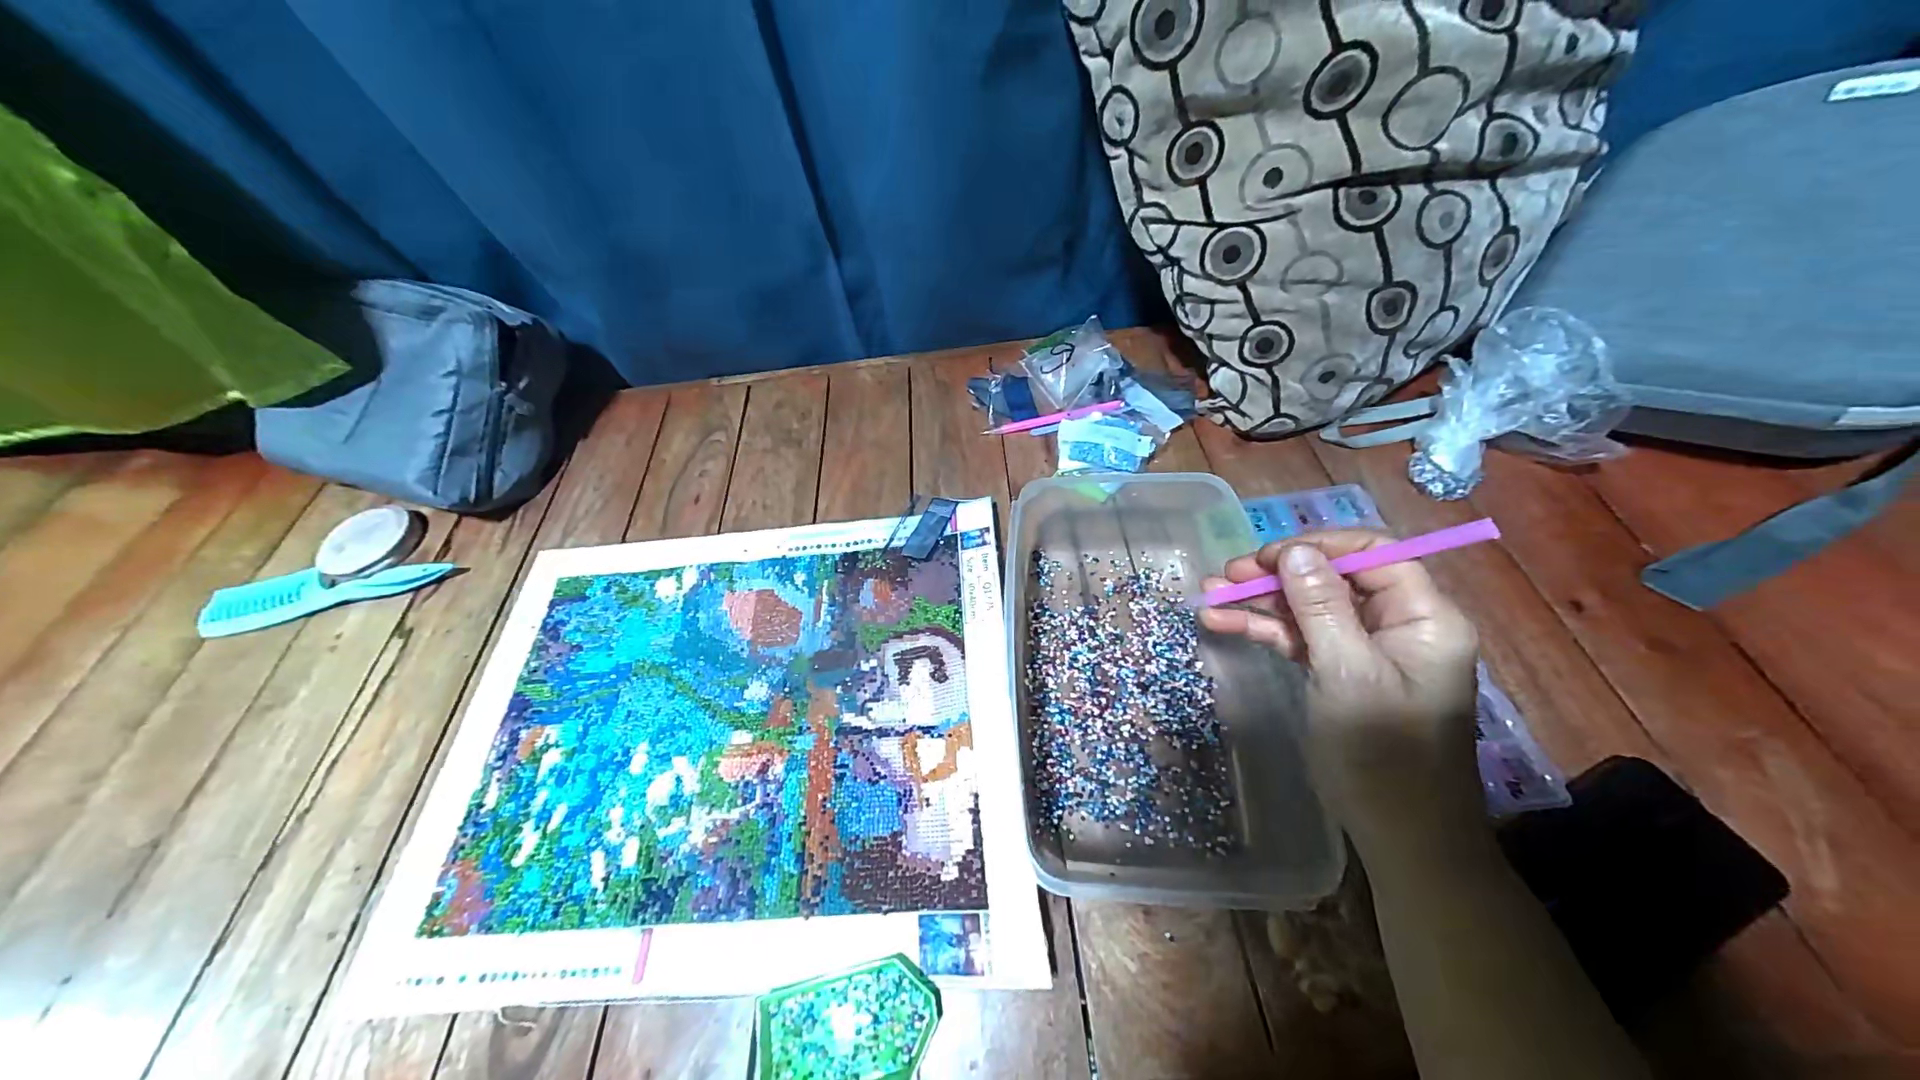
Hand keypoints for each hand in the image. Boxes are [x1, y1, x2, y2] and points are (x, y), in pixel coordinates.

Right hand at [1199, 530, 1482, 846]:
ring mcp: (1366, 649)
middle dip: (1277, 575)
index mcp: (1423, 617)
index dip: (1318, 548)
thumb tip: (1293, 551)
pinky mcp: (1340, 671)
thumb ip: (1320, 607)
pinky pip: (1301, 638)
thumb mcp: (1347, 672)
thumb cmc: (1383, 750)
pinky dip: (1265, 631)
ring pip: (1310, 608)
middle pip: (1333, 579)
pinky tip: (1223, 624)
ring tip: (1209, 597)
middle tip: (1225, 576)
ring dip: (1261, 602)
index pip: (1374, 555)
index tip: (1267, 557)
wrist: (1400, 833)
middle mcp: (1397, 624)